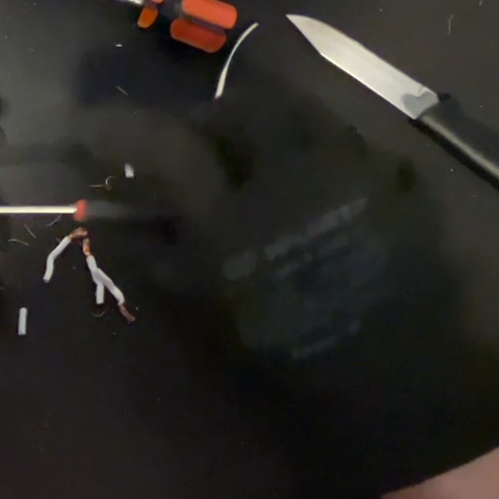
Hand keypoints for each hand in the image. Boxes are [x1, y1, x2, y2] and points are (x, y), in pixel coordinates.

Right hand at [87, 23, 498, 498]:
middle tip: (187, 149)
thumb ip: (147, 257)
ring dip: (256, 128)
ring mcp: (353, 172)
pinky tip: (300, 187)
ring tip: (244, 163)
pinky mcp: (395, 181)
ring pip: (295, 114)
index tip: (91, 127)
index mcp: (234, 220)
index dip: (120, 128)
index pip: (165, 146)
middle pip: (239, 107)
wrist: (406, 391)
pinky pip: (338, 140)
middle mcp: (294, 177)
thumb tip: (102, 216)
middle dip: (202, 121)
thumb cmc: (286, 362)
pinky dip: (304, 148)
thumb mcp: (201, 315)